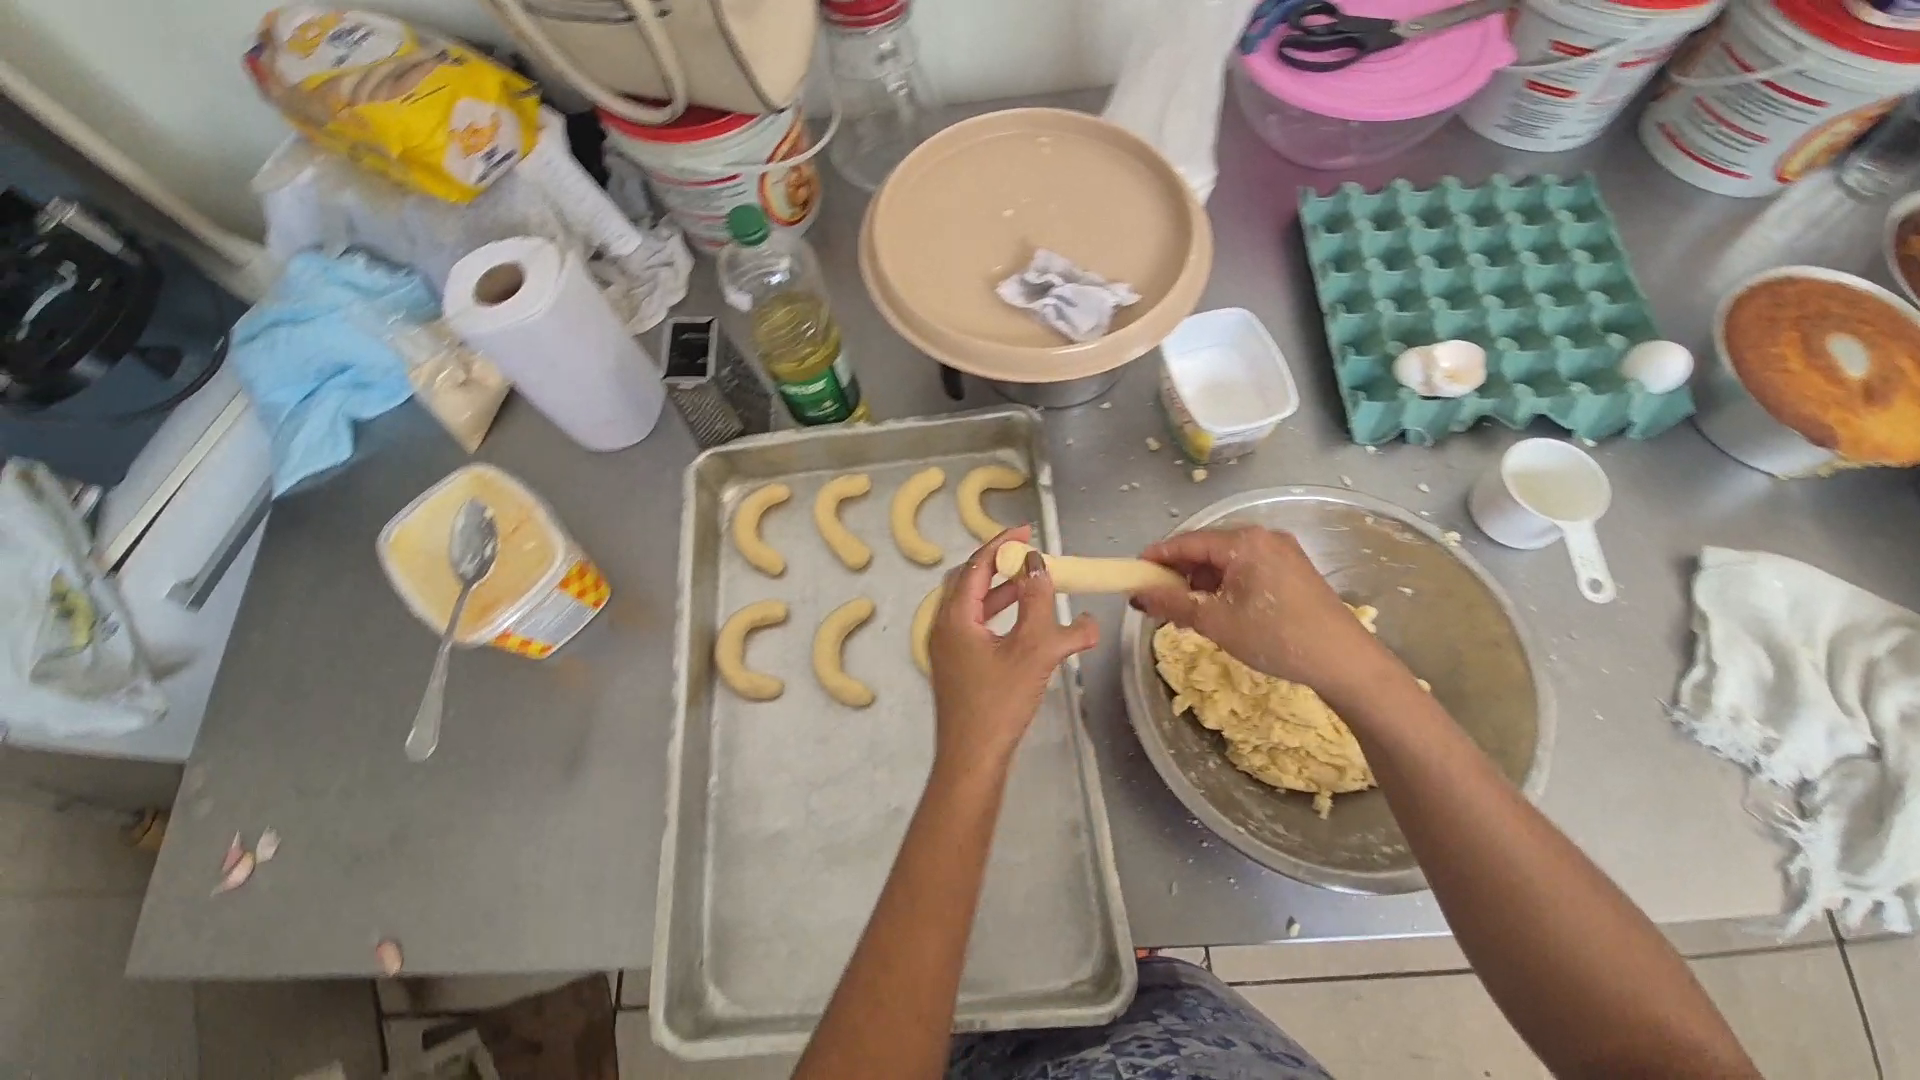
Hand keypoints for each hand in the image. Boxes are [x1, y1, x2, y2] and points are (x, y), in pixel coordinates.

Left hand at [929, 525, 1098, 779]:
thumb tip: (1039, 565)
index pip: (976, 566)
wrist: (972, 758)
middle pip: (971, 582)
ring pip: (975, 607)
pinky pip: (977, 627)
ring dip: (1004, 592)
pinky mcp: (957, 667)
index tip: (1027, 530)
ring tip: (1036, 586)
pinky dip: (1001, 617)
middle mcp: (944, 626)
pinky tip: (1026, 626)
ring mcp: (948, 649)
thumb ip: (1038, 603)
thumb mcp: (1030, 649)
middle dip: (1002, 565)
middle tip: (1032, 557)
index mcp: (954, 616)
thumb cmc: (1000, 702)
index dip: (1001, 544)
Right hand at [1133, 526, 1401, 701]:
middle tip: (1158, 602)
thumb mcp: (1215, 622)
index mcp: (1244, 541)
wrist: (1343, 660)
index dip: (1156, 558)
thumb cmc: (1275, 637)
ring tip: (1187, 613)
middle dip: (1179, 574)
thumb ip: (1172, 604)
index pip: (1186, 541)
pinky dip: (1225, 587)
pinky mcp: (1292, 570)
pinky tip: (1217, 611)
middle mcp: (1263, 537)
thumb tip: (1137, 595)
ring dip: (1202, 583)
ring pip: (1226, 561)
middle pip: (1206, 549)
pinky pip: (1246, 570)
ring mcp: (1281, 552)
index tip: (1133, 574)